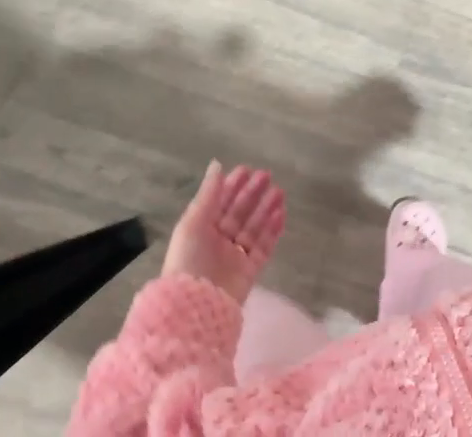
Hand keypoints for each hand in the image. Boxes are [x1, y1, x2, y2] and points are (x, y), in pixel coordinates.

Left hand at [164, 162, 285, 303]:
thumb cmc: (190, 260)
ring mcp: (235, 257)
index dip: (232, 186)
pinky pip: (264, 247)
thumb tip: (217, 165)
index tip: (247, 169)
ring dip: (266, 209)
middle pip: (239, 213)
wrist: (196, 306)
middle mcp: (218, 242)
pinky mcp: (250, 270)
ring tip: (279, 192)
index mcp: (201, 230)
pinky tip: (281, 214)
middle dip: (252, 194)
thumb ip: (209, 194)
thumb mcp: (194, 222)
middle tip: (267, 176)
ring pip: (254, 228)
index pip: (220, 203)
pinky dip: (273, 230)